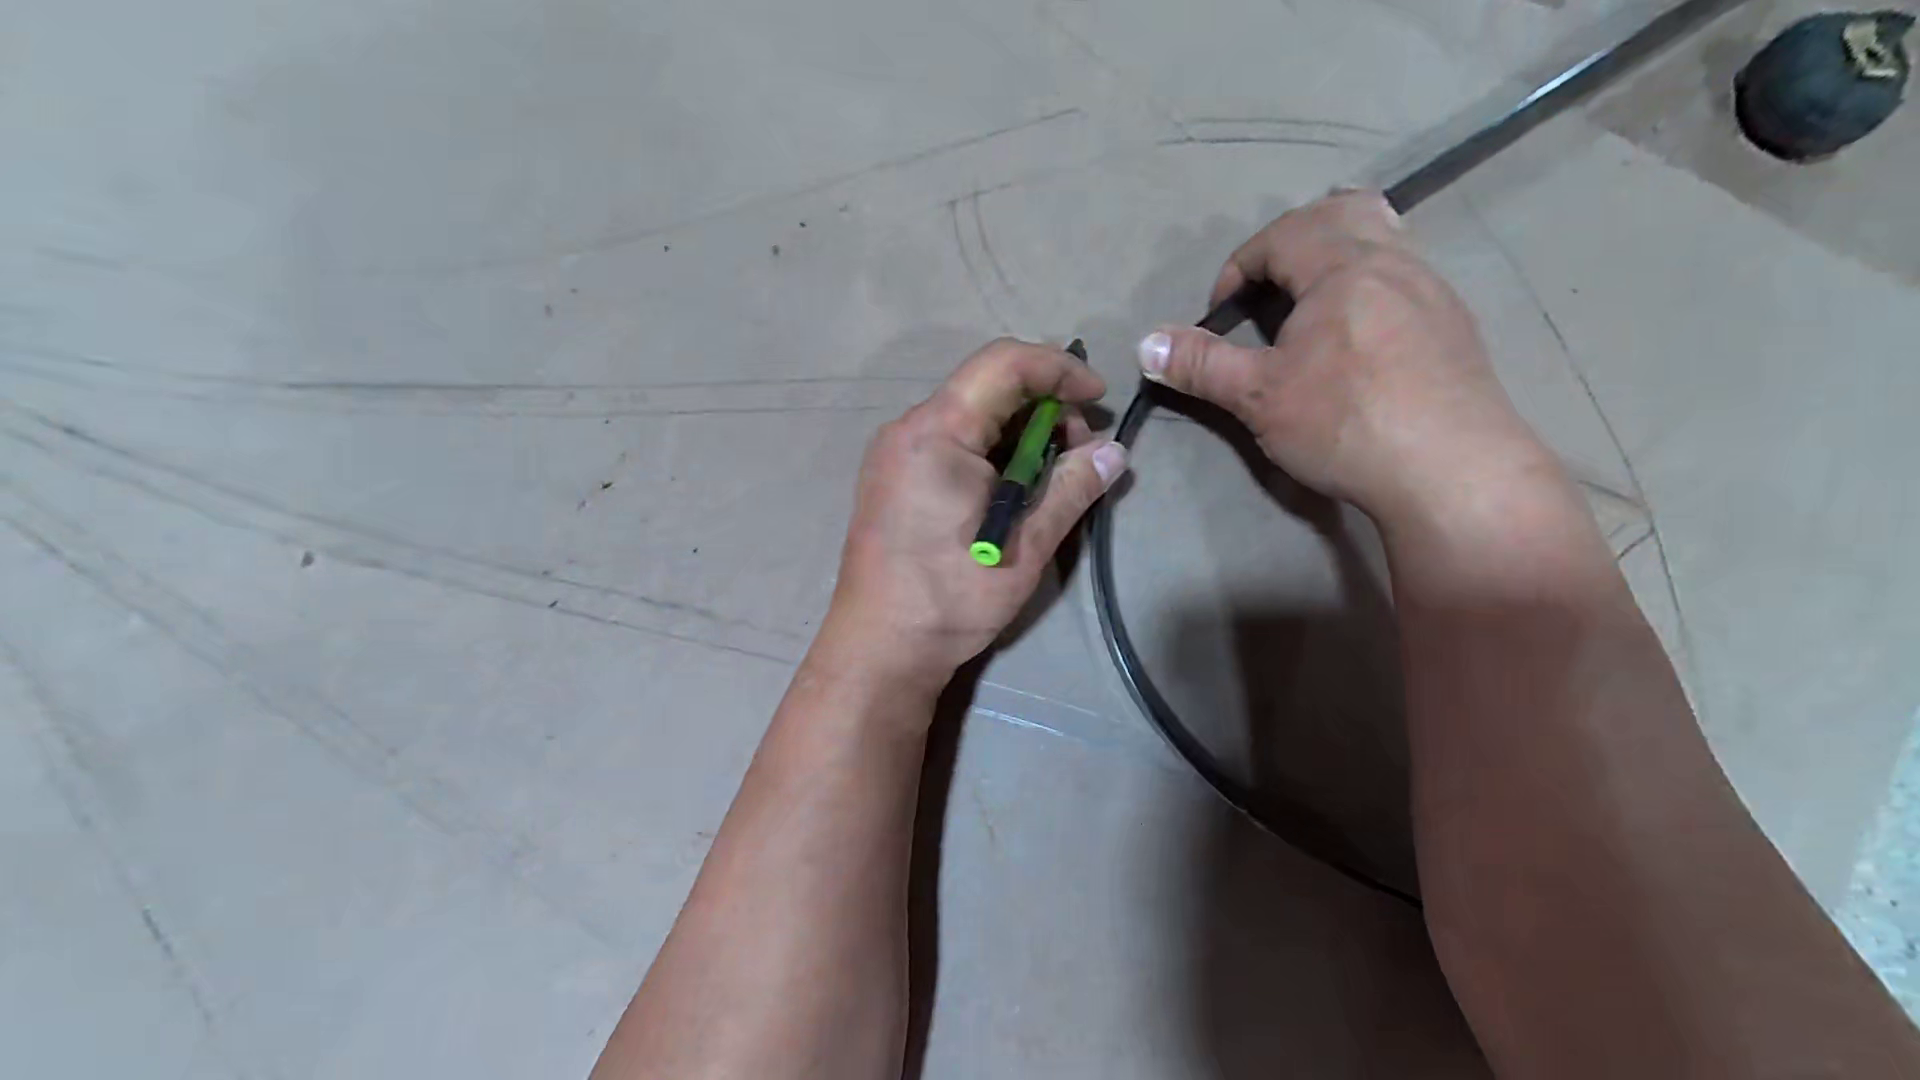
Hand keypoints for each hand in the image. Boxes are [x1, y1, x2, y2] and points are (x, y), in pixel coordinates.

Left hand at [819, 338, 1126, 690]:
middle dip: (1044, 405)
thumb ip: (1071, 489)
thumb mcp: (1025, 545)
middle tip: (1079, 451)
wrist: (879, 646)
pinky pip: (950, 440)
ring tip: (1051, 474)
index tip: (1098, 396)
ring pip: (970, 414)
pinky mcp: (893, 476)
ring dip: (1019, 431)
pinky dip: (991, 449)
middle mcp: (908, 429)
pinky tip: (1013, 486)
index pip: (1004, 363)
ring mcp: (895, 452)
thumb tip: (1115, 452)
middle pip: (987, 385)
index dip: (1059, 368)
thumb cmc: (950, 598)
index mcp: (935, 432)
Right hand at [1135, 191, 1556, 534]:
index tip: (1219, 316)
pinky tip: (1355, 344)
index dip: (1238, 267)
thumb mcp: (1258, 396)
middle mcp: (1396, 263)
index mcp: (1344, 267)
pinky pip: (1403, 278)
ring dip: (1334, 261)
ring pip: (1381, 241)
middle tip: (1267, 291)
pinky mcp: (1454, 327)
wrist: (1451, 472)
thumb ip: (1200, 364)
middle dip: (1291, 242)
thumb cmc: (1345, 423)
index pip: (1280, 235)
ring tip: (1308, 312)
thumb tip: (1145, 344)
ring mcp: (1433, 292)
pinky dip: (1366, 289)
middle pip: (1342, 213)